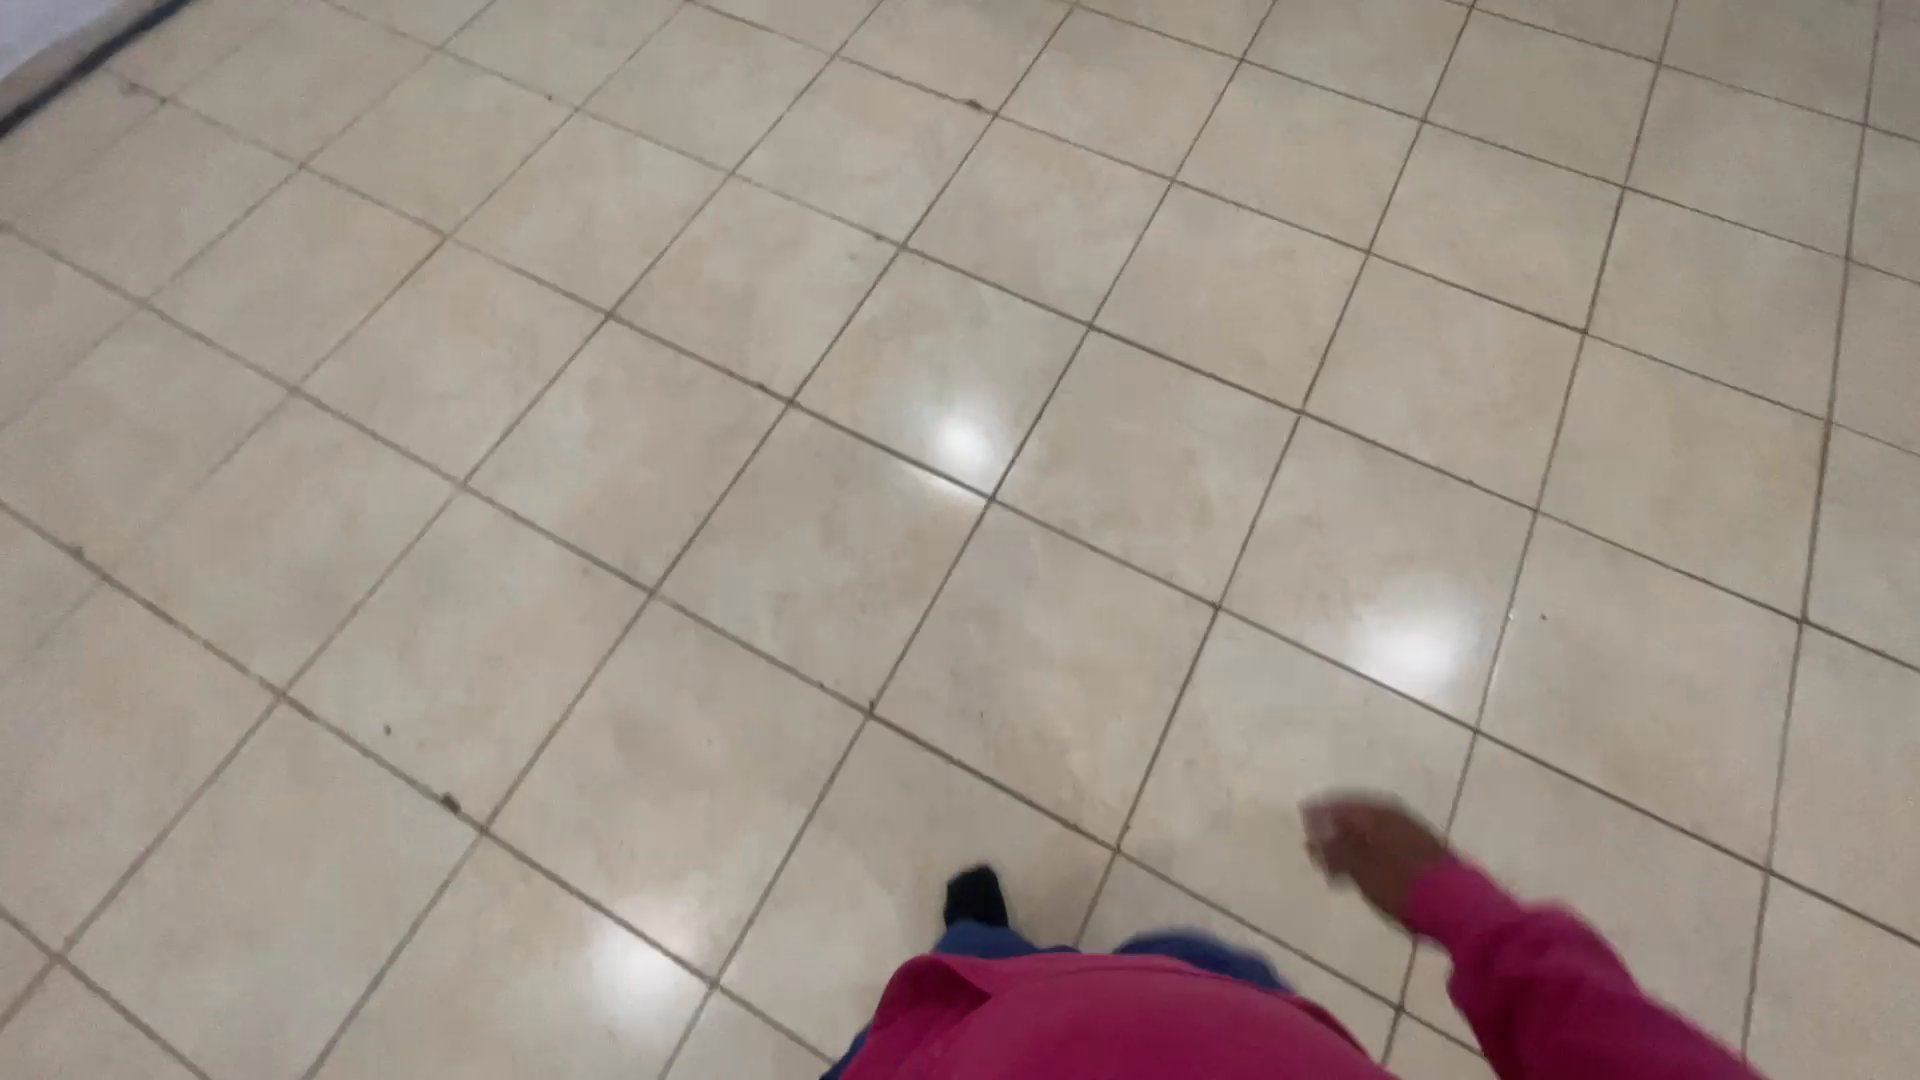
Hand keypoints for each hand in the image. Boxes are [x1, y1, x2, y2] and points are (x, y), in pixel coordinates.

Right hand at [1301, 794, 1450, 928]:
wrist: (1462, 911)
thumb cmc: (1400, 884)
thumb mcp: (1358, 868)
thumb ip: (1332, 849)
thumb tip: (1312, 836)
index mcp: (1375, 812)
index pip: (1336, 804)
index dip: (1317, 815)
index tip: (1304, 831)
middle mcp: (1393, 816)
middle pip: (1353, 818)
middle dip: (1333, 834)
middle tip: (1318, 856)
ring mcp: (1413, 834)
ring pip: (1370, 834)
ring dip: (1351, 848)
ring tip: (1338, 872)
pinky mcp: (1426, 854)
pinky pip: (1386, 847)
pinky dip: (1370, 857)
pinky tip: (1366, 876)